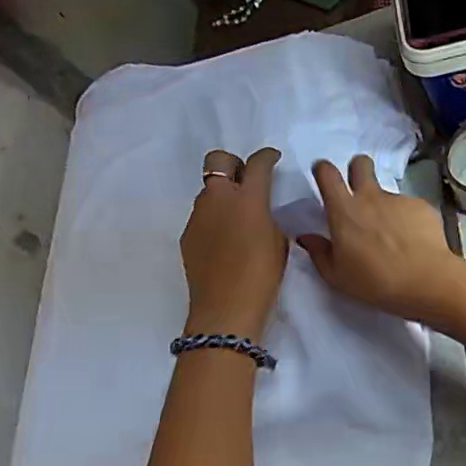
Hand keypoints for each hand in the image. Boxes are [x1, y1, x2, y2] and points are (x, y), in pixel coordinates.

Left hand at [181, 148, 286, 339]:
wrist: (226, 308)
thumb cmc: (262, 275)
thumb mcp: (278, 241)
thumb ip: (267, 216)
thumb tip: (258, 210)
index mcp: (248, 199)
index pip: (258, 164)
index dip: (267, 157)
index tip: (272, 159)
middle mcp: (218, 199)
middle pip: (218, 161)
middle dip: (234, 164)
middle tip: (247, 180)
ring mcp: (198, 216)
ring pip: (208, 190)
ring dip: (223, 195)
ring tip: (237, 218)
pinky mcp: (187, 234)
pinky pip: (202, 216)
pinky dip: (214, 219)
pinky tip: (225, 241)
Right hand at [297, 155, 465, 320]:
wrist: (425, 281)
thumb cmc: (375, 281)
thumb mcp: (337, 276)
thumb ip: (319, 253)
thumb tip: (306, 237)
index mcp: (344, 211)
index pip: (327, 173)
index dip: (324, 170)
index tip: (325, 178)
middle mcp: (370, 197)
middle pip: (361, 164)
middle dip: (358, 169)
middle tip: (359, 192)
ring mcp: (399, 199)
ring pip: (387, 194)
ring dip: (386, 209)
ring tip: (394, 239)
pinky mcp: (422, 206)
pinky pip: (409, 208)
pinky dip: (408, 221)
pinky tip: (414, 243)